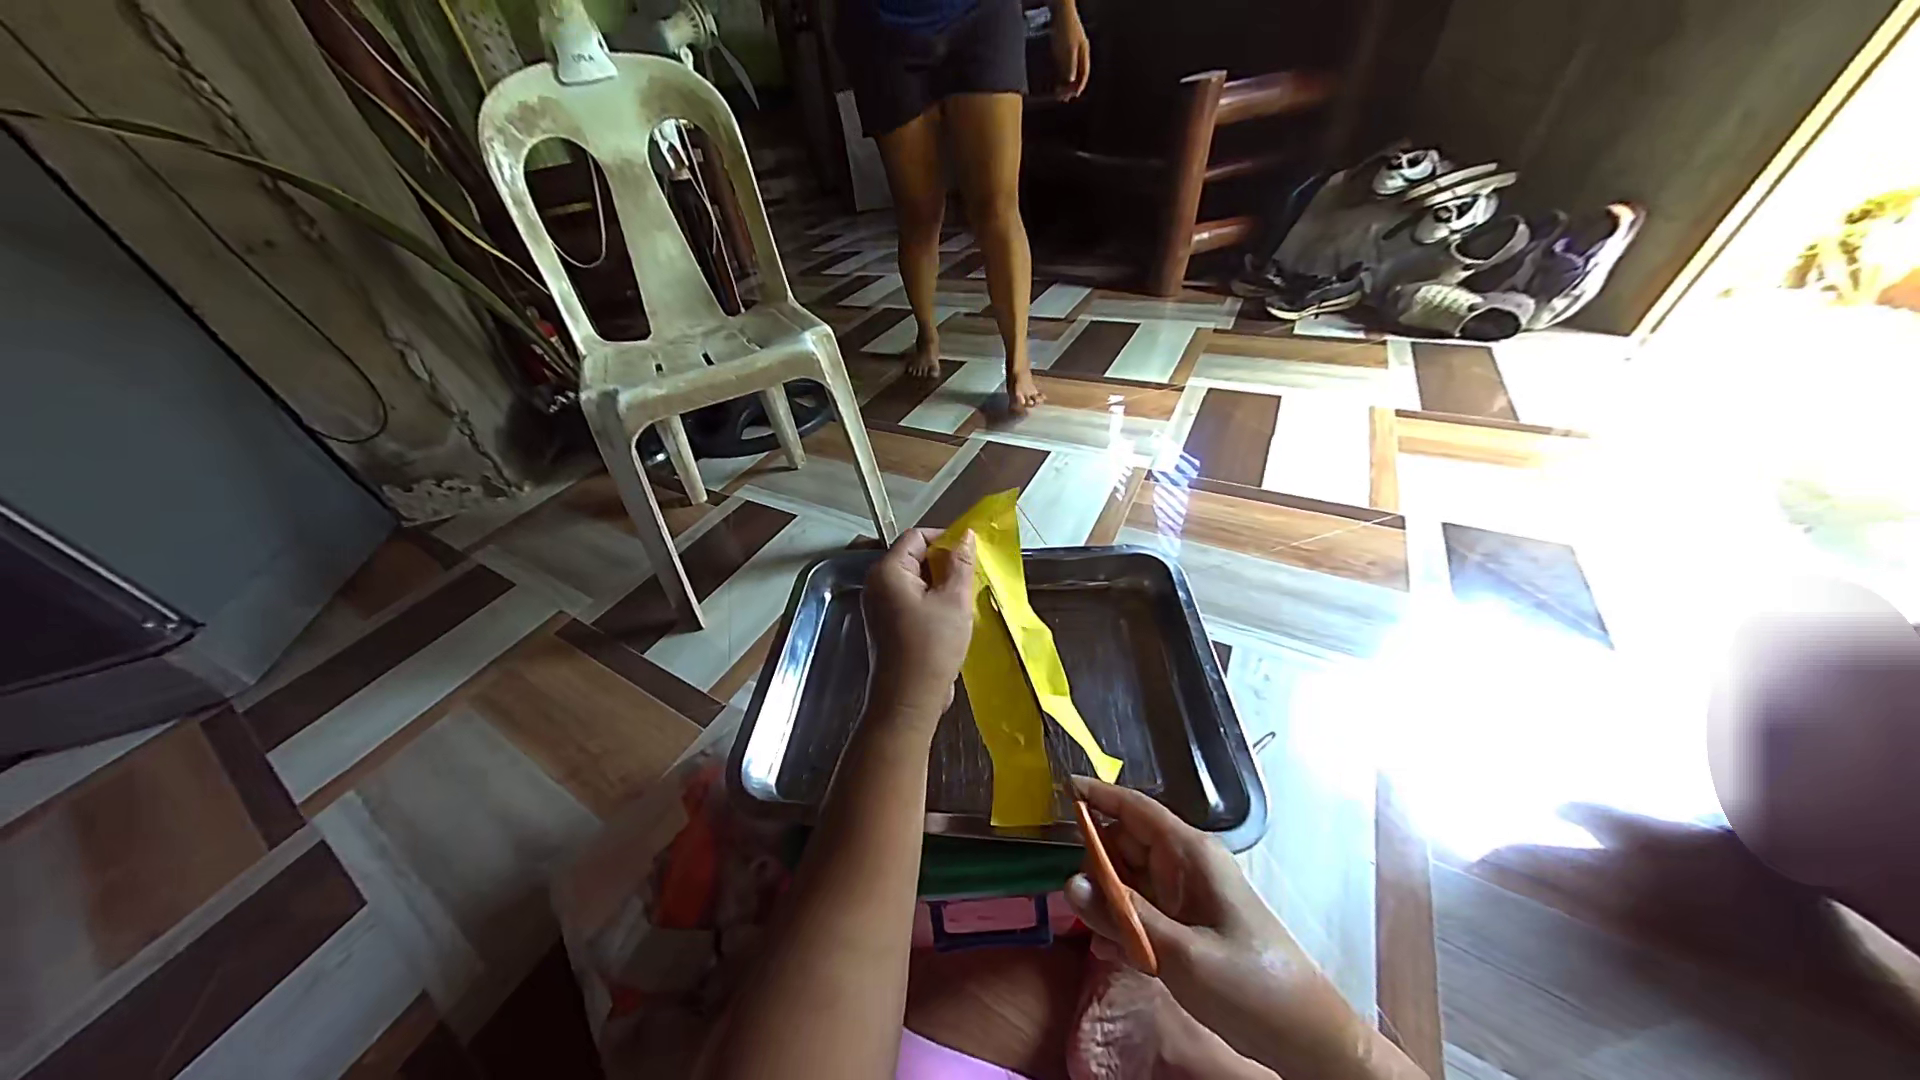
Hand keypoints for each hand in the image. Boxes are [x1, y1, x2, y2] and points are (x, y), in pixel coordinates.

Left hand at [862, 528, 976, 724]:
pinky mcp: (887, 624)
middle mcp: (877, 584)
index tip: (969, 554)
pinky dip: (931, 602)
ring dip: (940, 585)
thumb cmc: (931, 647)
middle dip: (944, 563)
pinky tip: (950, 617)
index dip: (944, 539)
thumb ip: (960, 563)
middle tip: (970, 579)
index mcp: (887, 571)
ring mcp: (879, 606)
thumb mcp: (954, 600)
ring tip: (962, 600)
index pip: (916, 536)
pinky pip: (911, 600)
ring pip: (915, 580)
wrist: (908, 699)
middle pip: (914, 556)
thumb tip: (964, 535)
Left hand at [1049, 4, 1090, 100]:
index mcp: (1084, 52)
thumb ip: (1070, 66)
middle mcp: (1080, 52)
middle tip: (1064, 98)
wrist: (1059, 8)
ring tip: (1059, 93)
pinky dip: (1061, 74)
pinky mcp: (1064, 47)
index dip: (1079, 86)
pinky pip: (1064, 65)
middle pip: (1078, 73)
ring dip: (1065, 82)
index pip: (1084, 74)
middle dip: (1071, 87)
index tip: (1073, 96)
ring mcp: (1072, 49)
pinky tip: (1056, 80)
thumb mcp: (1068, 49)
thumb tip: (1071, 81)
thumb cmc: (1065, 26)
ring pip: (1071, 70)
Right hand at [1064, 779, 1419, 1079]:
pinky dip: (1121, 918)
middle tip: (1075, 895)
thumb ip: (1123, 917)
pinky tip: (1111, 947)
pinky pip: (1140, 904)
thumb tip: (1069, 883)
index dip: (1098, 794)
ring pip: (1129, 874)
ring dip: (1107, 895)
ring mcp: (1185, 892)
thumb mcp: (1182, 955)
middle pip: (1126, 841)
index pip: (1135, 808)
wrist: (1307, 1040)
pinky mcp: (1185, 919)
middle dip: (1096, 860)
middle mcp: (1185, 864)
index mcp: (1191, 853)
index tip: (1062, 787)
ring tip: (1093, 927)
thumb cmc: (1251, 987)